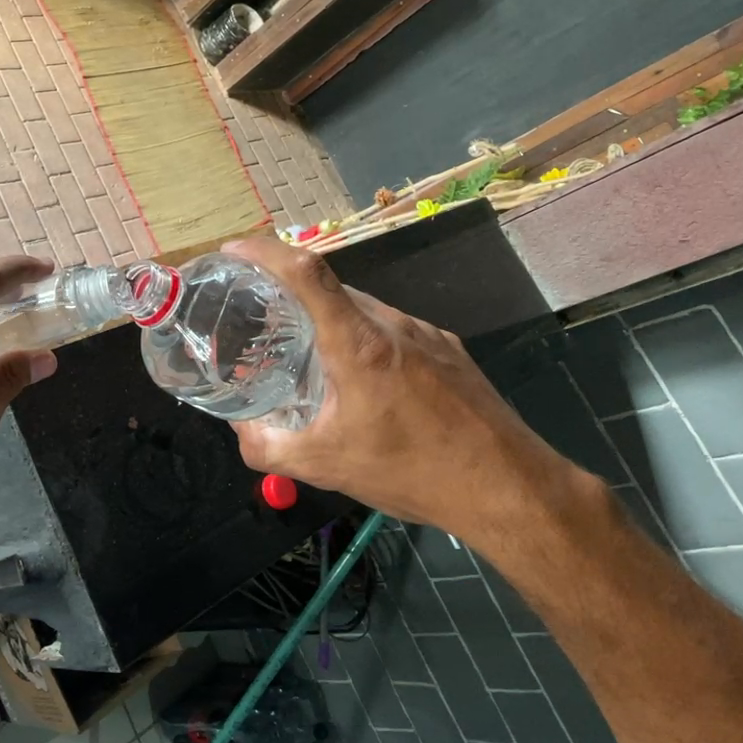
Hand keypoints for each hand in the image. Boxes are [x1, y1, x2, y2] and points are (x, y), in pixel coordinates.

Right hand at [225, 238, 573, 540]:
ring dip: (326, 319)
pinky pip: (392, 329)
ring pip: (362, 309)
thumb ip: (269, 447)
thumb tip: (241, 431)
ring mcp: (427, 334)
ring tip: (303, 351)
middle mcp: (393, 325)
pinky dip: (362, 338)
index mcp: (358, 343)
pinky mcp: (449, 351)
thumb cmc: (414, 471)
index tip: (233, 252)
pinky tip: (360, 378)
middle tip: (257, 317)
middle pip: (330, 288)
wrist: (510, 490)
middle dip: (288, 292)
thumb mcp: (325, 466)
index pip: (306, 272)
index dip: (265, 252)